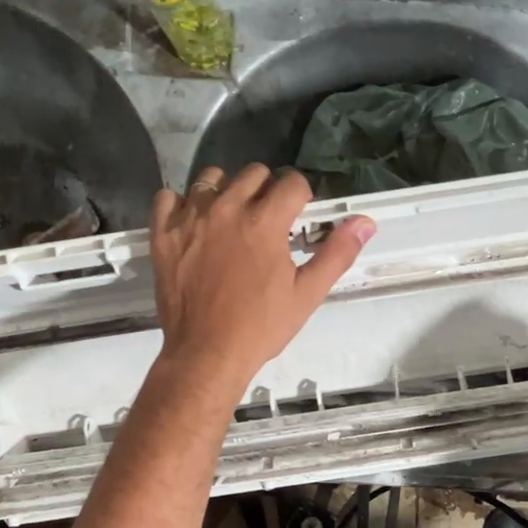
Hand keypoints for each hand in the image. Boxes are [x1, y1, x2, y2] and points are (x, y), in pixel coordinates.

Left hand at [148, 164, 375, 393]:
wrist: (207, 353)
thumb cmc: (261, 328)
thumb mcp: (306, 295)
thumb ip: (336, 254)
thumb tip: (365, 222)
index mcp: (265, 223)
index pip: (291, 182)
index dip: (301, 198)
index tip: (298, 217)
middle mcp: (226, 209)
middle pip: (253, 173)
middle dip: (266, 192)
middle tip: (268, 224)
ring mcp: (190, 218)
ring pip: (212, 178)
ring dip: (226, 192)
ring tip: (231, 222)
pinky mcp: (163, 233)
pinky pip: (169, 197)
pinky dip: (183, 205)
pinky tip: (195, 226)